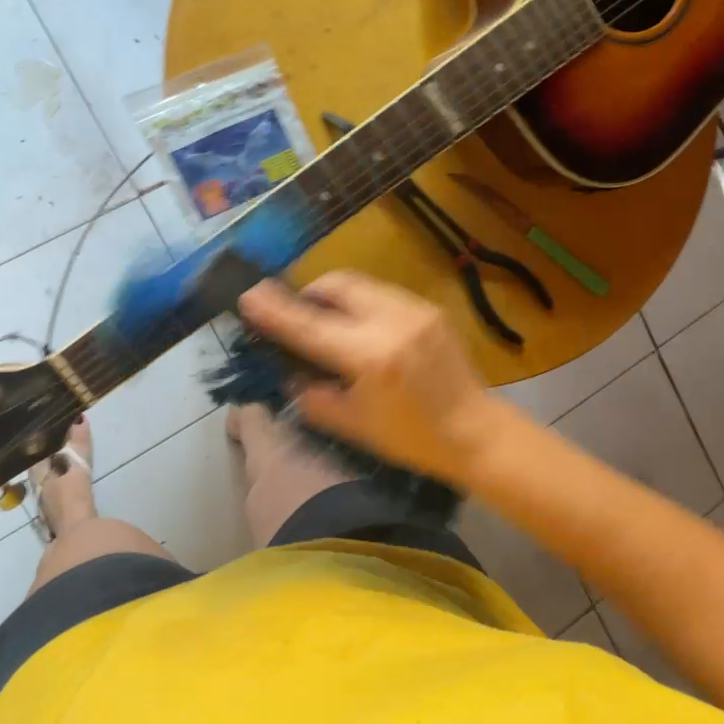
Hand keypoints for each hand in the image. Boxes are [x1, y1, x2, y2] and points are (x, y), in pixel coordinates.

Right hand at [238, 271, 509, 480]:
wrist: (474, 430)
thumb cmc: (411, 438)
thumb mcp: (352, 426)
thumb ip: (313, 396)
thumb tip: (289, 372)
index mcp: (371, 357)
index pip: (311, 326)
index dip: (276, 310)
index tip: (249, 294)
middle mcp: (393, 323)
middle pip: (337, 285)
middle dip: (309, 293)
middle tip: (295, 312)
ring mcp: (416, 310)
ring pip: (361, 284)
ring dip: (336, 296)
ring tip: (326, 319)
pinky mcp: (430, 309)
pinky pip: (384, 294)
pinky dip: (362, 303)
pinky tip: (361, 327)